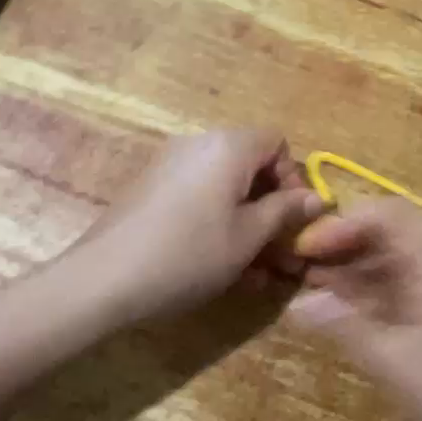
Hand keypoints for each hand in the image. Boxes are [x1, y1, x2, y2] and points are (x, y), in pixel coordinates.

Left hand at [69, 128, 324, 324]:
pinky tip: (220, 267)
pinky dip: (216, 222)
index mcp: (228, 145)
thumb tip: (317, 198)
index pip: (277, 142)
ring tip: (255, 273)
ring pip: (224, 187)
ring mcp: (170, 164)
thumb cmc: (189, 253)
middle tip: (282, 255)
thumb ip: (285, 212)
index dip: (293, 179)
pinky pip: (198, 197)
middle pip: (250, 165)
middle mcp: (198, 143)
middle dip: (271, 209)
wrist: (104, 278)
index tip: (295, 221)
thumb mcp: (247, 237)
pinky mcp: (150, 188)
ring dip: (246, 223)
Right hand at [289, 198, 421, 420]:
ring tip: (313, 292)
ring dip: (357, 272)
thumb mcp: (395, 360)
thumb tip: (298, 304)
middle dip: (345, 246)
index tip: (304, 249)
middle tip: (299, 269)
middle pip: (392, 233)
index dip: (341, 224)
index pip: (385, 212)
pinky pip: (411, 290)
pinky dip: (377, 296)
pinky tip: (349, 316)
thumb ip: (344, 326)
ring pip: (399, 263)